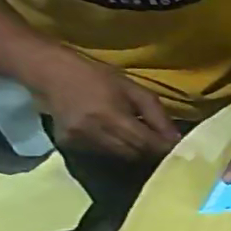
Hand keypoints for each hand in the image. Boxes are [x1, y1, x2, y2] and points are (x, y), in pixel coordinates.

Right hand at [27, 49, 179, 159]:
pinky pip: (102, 155)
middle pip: (134, 154)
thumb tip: (176, 140)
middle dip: (152, 152)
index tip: (179, 148)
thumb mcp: (135, 90)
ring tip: (142, 140)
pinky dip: (116, 150)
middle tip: (162, 145)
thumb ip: (157, 116)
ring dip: (135, 152)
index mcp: (111, 117)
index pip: (146, 144)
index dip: (164, 149)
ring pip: (119, 157)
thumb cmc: (99, 77)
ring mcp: (78, 142)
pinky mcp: (68, 146)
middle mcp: (93, 133)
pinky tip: (118, 137)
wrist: (51, 73)